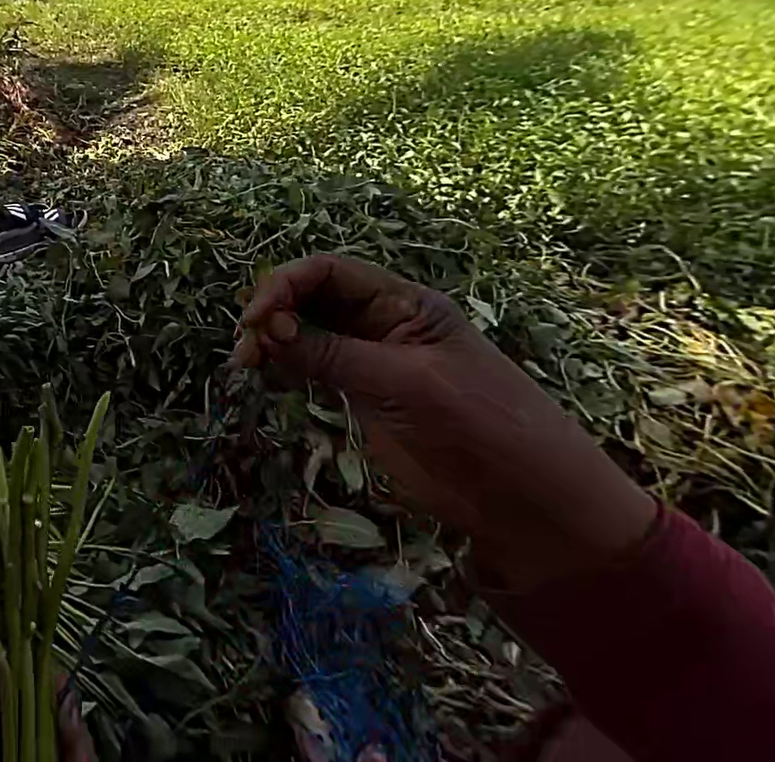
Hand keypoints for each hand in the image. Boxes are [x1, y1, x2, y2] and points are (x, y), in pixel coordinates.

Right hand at [233, 255, 655, 589]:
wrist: (527, 503)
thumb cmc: (478, 426)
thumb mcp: (404, 382)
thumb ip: (334, 354)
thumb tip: (266, 332)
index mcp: (402, 302)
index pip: (328, 272)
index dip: (285, 284)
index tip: (257, 319)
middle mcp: (380, 322)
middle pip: (310, 297)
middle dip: (273, 311)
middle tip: (247, 347)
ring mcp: (368, 358)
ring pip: (305, 331)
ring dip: (272, 339)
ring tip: (248, 364)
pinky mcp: (361, 393)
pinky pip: (311, 365)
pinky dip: (284, 365)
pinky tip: (267, 376)